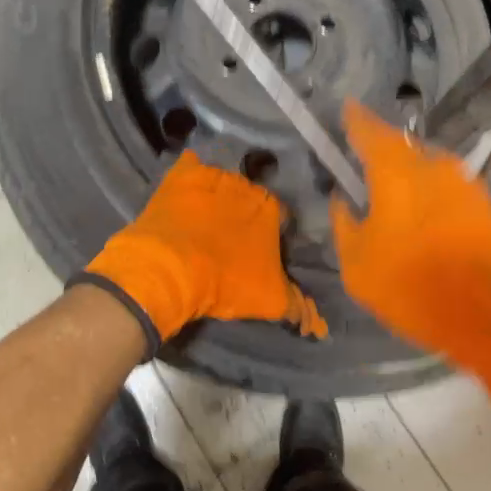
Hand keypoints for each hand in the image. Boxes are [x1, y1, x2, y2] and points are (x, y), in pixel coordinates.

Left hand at [80, 152, 327, 355]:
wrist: (172, 269)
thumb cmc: (226, 283)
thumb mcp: (270, 301)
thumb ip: (298, 305)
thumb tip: (318, 323)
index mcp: (271, 209)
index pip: (279, 215)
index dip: (270, 232)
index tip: (260, 249)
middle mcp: (246, 183)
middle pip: (248, 196)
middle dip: (242, 212)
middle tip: (229, 235)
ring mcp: (213, 175)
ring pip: (220, 181)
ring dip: (216, 195)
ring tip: (203, 218)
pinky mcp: (182, 173)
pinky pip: (190, 168)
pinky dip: (189, 178)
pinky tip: (183, 193)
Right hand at [331, 103, 490, 441]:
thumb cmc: (415, 287)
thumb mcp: (358, 266)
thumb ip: (345, 226)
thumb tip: (344, 202)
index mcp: (395, 171)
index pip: (370, 131)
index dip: (355, 119)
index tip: (346, 109)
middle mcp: (432, 165)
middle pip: (401, 146)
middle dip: (382, 148)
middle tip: (365, 157)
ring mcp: (465, 183)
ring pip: (426, 167)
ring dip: (408, 174)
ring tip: (391, 192)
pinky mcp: (486, 206)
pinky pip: (446, 188)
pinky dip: (429, 194)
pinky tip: (421, 216)